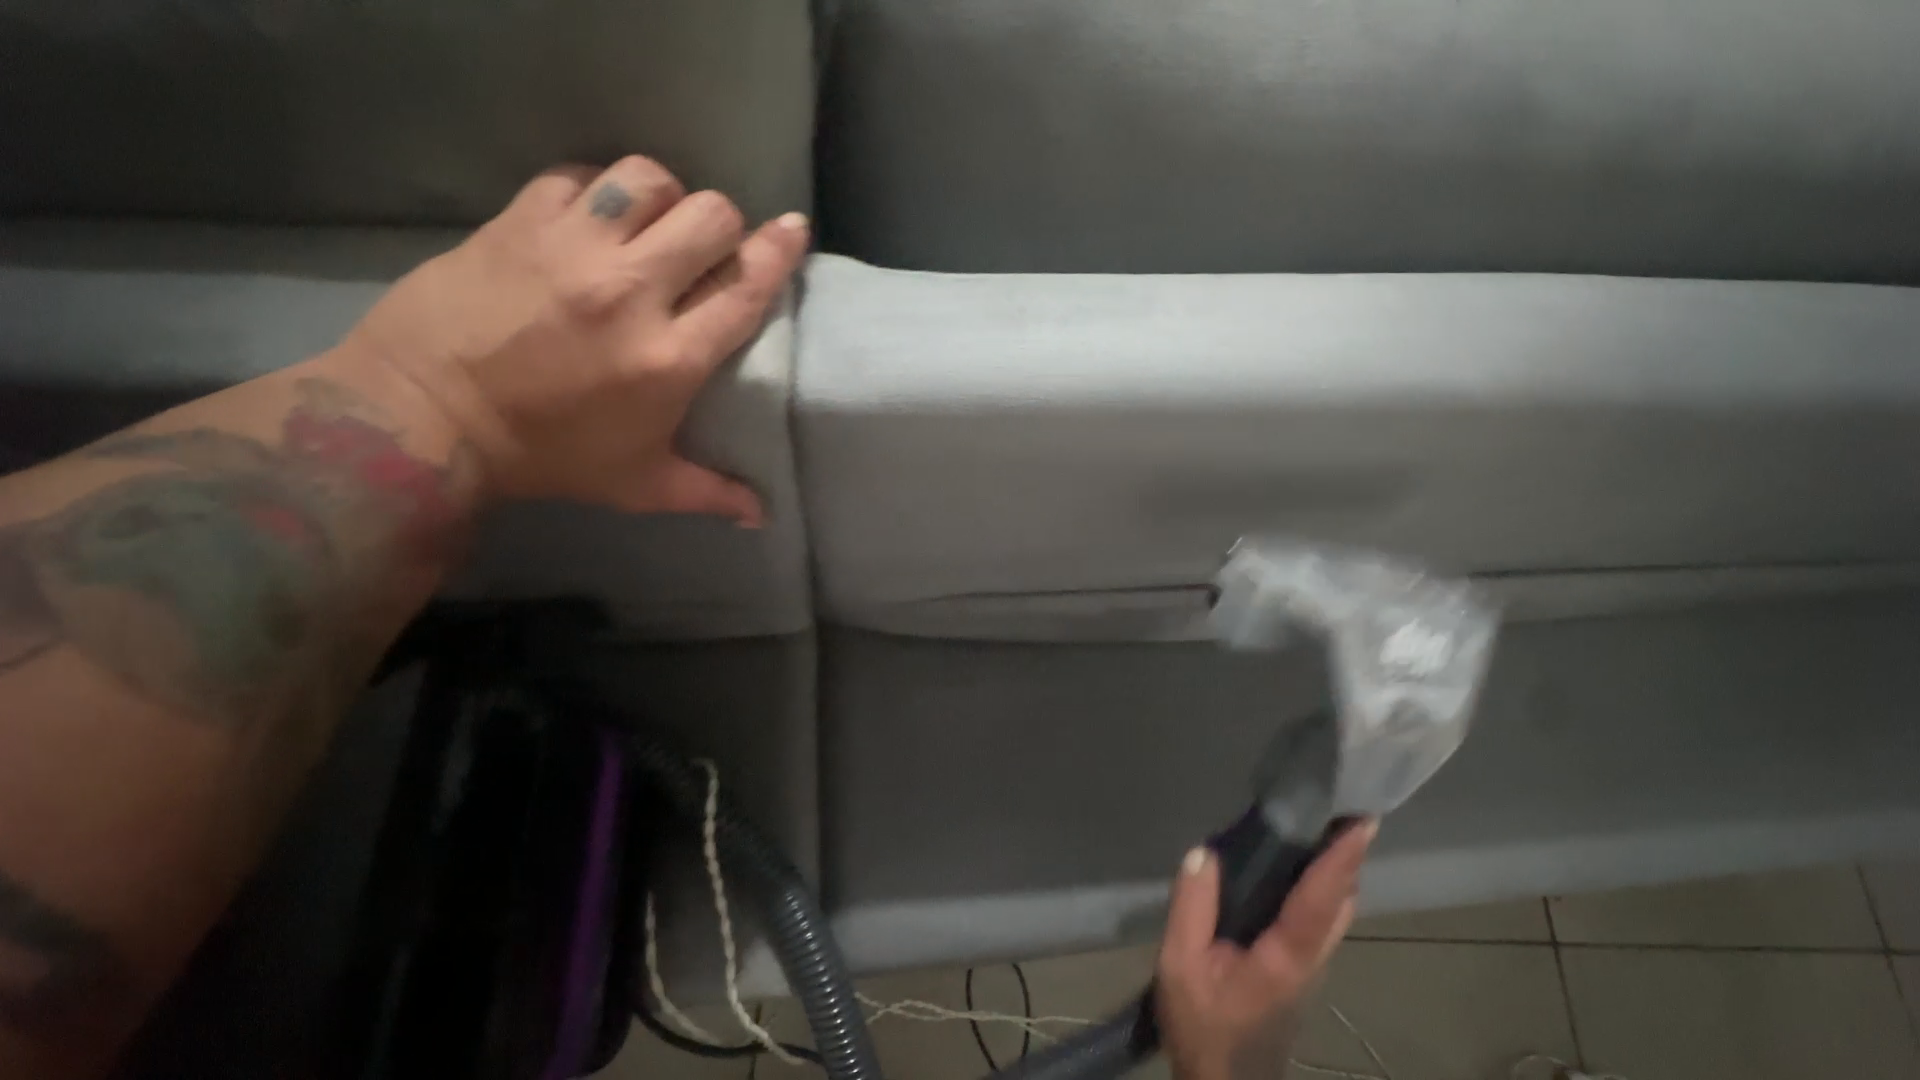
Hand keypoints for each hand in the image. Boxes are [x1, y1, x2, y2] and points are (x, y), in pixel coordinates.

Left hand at [339, 156, 809, 523]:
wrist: (426, 419)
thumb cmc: (546, 458)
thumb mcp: (638, 485)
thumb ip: (710, 494)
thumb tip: (762, 517)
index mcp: (670, 358)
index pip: (746, 286)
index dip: (779, 251)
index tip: (793, 228)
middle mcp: (632, 291)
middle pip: (711, 216)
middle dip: (722, 227)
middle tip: (703, 250)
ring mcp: (574, 248)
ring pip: (649, 180)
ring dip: (663, 198)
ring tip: (650, 224)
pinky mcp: (520, 221)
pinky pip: (580, 176)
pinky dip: (598, 191)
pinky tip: (591, 219)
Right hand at [1157, 822, 1377, 1079]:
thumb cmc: (1203, 1027)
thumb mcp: (1181, 968)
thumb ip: (1192, 908)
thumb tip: (1204, 853)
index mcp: (1286, 957)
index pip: (1319, 900)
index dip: (1341, 859)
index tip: (1362, 821)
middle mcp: (1311, 959)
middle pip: (1341, 902)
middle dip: (1348, 857)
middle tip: (1343, 810)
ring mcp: (1311, 968)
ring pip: (1336, 912)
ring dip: (1337, 871)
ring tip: (1324, 827)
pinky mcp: (1301, 971)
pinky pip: (1320, 919)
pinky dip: (1320, 887)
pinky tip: (1296, 869)